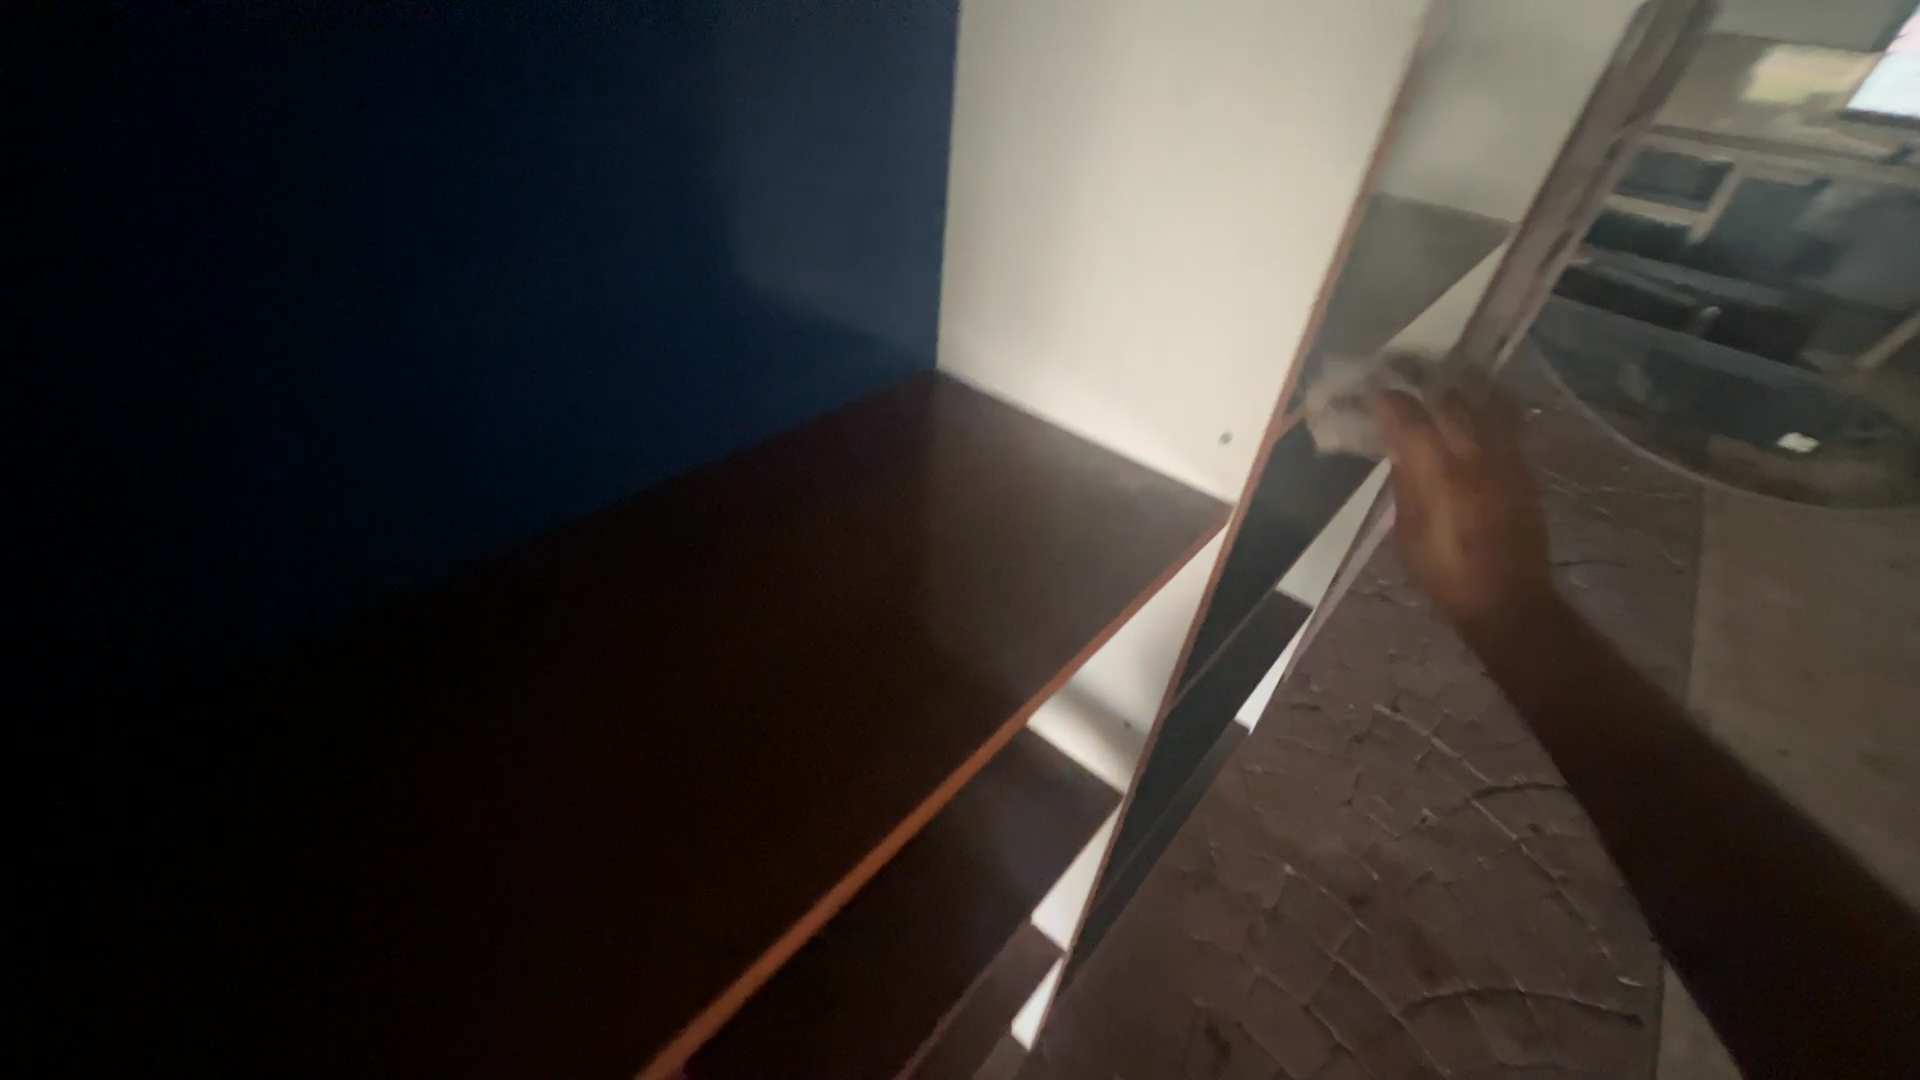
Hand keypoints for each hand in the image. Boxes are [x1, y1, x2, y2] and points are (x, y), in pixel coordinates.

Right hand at [1370, 377, 1555, 632]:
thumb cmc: (1442, 571)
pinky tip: (1475, 408)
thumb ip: (1406, 485)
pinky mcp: (1525, 470)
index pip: (1411, 422)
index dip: (1391, 402)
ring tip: (1443, 386)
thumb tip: (1401, 452)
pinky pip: (1508, 424)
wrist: (1505, 597)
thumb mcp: (1407, 531)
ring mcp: (1507, 461)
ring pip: (1487, 406)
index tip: (1375, 392)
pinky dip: (1488, 409)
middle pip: (1452, 404)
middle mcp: (1476, 459)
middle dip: (1426, 390)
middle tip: (1406, 383)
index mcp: (1439, 477)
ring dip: (1462, 392)